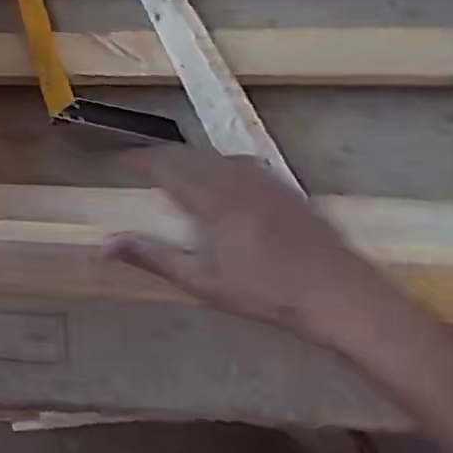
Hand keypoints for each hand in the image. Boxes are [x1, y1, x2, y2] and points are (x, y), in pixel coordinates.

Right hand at [104, 149, 431, 354]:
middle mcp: (235, 181)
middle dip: (160, 155)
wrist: (344, 297)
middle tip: (141, 164)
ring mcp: (264, 182)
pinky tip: (220, 175)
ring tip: (173, 167)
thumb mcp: (205, 284)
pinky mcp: (285, 189)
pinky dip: (217, 162)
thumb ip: (155, 258)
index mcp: (212, 200)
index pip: (165, 166)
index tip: (120, 160)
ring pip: (215, 156)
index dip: (140, 159)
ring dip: (188, 156)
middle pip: (188, 155)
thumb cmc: (269, 294)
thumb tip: (107, 244)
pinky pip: (241, 162)